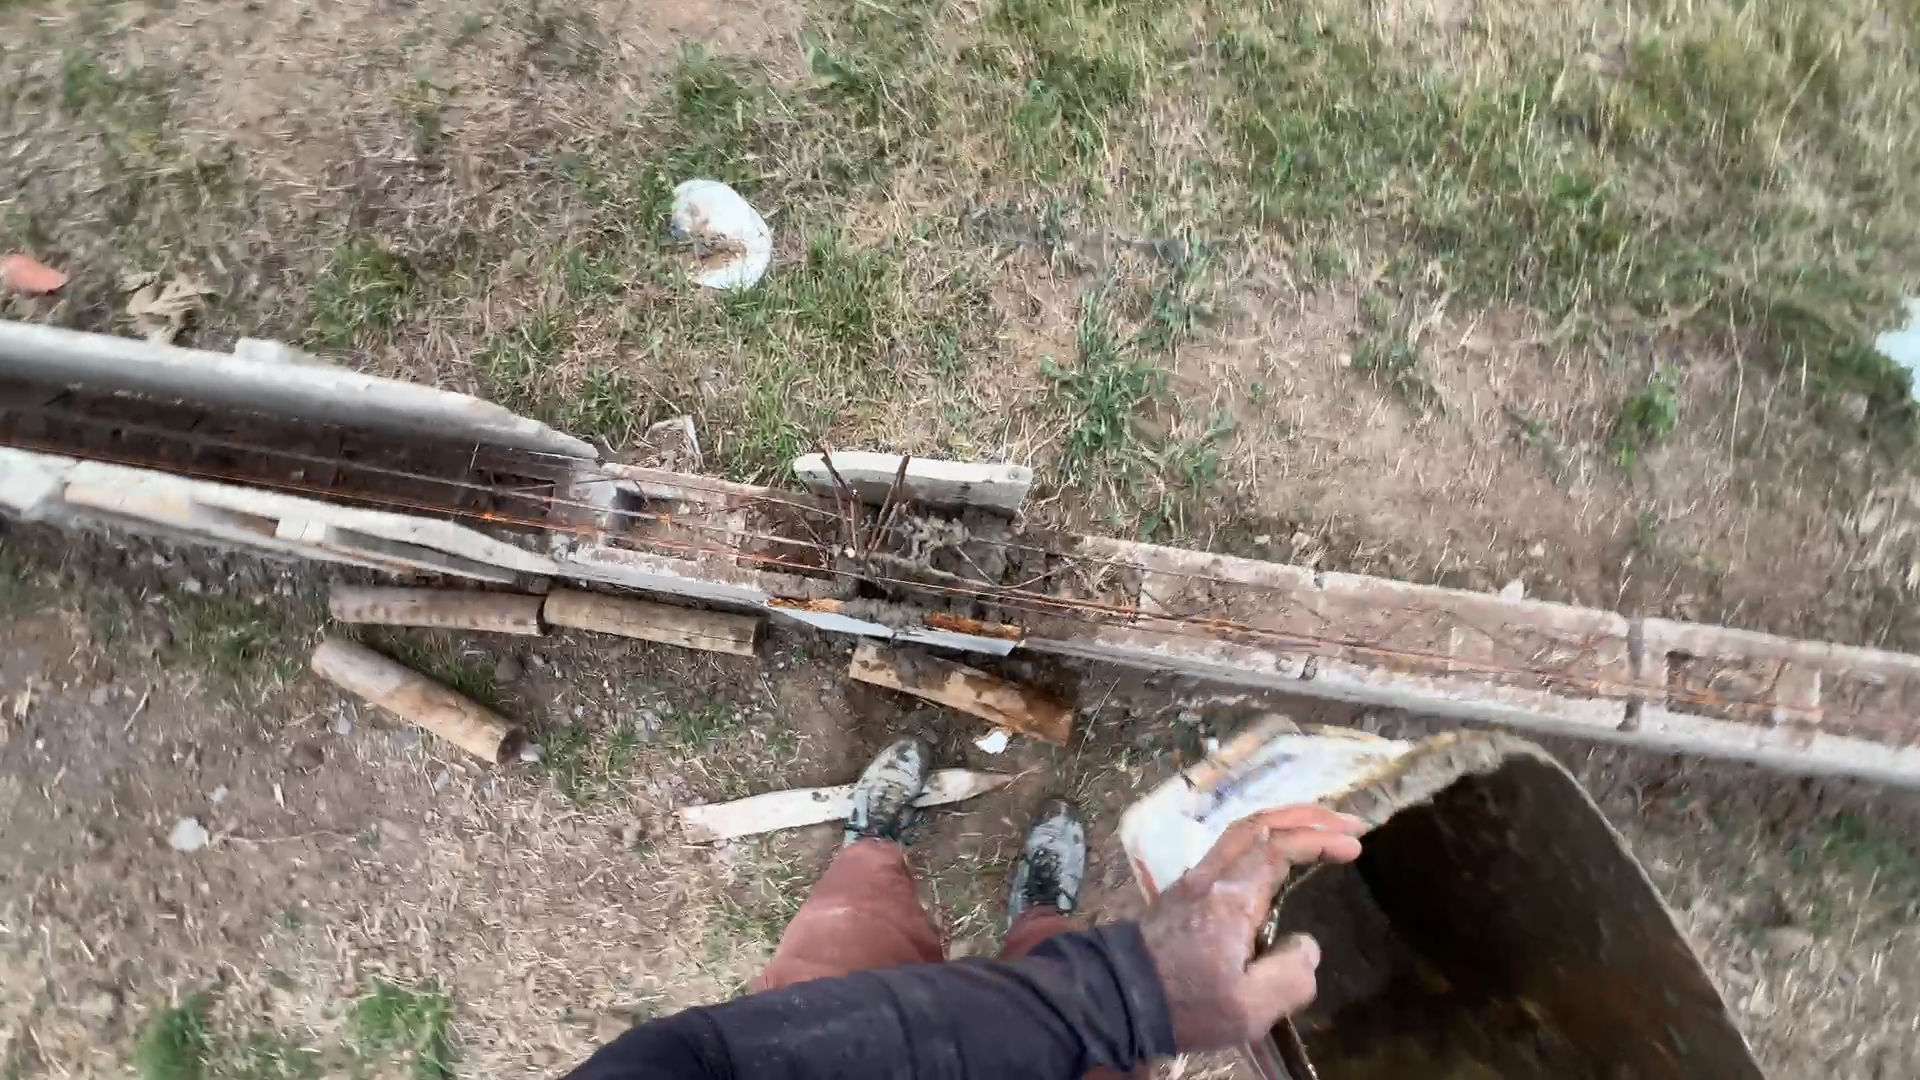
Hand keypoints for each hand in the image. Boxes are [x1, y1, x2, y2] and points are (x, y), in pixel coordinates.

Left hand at [1137, 805, 1365, 1051]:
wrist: (1121, 992)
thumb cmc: (1186, 1002)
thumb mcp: (1248, 1009)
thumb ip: (1289, 977)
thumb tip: (1307, 944)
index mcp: (1229, 897)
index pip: (1276, 848)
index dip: (1317, 839)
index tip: (1354, 844)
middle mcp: (1211, 875)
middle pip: (1257, 824)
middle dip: (1305, 816)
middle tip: (1348, 820)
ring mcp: (1195, 878)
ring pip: (1240, 831)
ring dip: (1282, 822)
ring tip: (1320, 826)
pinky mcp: (1187, 890)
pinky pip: (1230, 848)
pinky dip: (1262, 838)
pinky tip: (1278, 853)